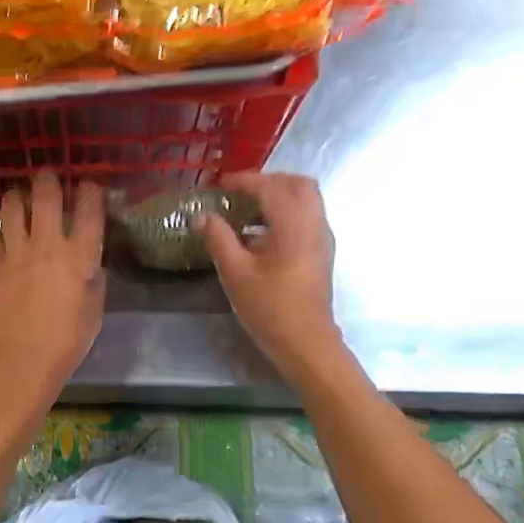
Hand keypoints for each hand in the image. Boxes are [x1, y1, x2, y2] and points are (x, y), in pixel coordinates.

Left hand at [0, 172, 105, 401]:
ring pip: (12, 205)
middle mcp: (48, 245)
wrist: (22, 362)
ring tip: (22, 202)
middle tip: (50, 182)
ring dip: (19, 197)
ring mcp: (16, 253)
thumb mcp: (95, 311)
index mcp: (80, 255)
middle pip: (45, 192)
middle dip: (49, 180)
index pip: (89, 206)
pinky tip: (6, 240)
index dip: (90, 190)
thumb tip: (90, 264)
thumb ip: (94, 280)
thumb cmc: (67, 342)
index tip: (89, 189)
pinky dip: (1, 233)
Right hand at [202, 172, 341, 363]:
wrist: (305, 341)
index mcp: (293, 223)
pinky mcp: (321, 254)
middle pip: (297, 184)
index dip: (244, 181)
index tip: (220, 184)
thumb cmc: (269, 308)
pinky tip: (260, 236)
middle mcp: (314, 222)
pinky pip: (306, 219)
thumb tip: (202, 216)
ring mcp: (322, 238)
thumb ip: (218, 239)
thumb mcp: (235, 273)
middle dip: (268, 181)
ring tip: (246, 213)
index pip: (270, 187)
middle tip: (239, 192)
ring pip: (305, 201)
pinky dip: (285, 215)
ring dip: (278, 198)